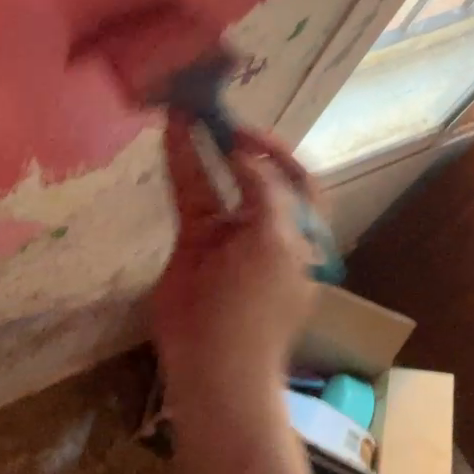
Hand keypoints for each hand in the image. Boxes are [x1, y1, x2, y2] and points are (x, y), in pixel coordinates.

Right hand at [151, 114, 318, 408]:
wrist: (215, 364)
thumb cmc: (258, 306)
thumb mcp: (277, 243)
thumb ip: (265, 190)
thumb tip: (245, 151)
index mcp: (302, 234)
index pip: (297, 179)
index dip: (276, 150)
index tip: (245, 130)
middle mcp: (266, 228)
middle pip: (254, 173)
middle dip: (235, 141)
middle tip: (212, 109)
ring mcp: (227, 234)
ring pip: (217, 178)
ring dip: (203, 145)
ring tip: (185, 110)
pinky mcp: (193, 239)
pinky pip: (189, 193)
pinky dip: (181, 163)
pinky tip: (172, 136)